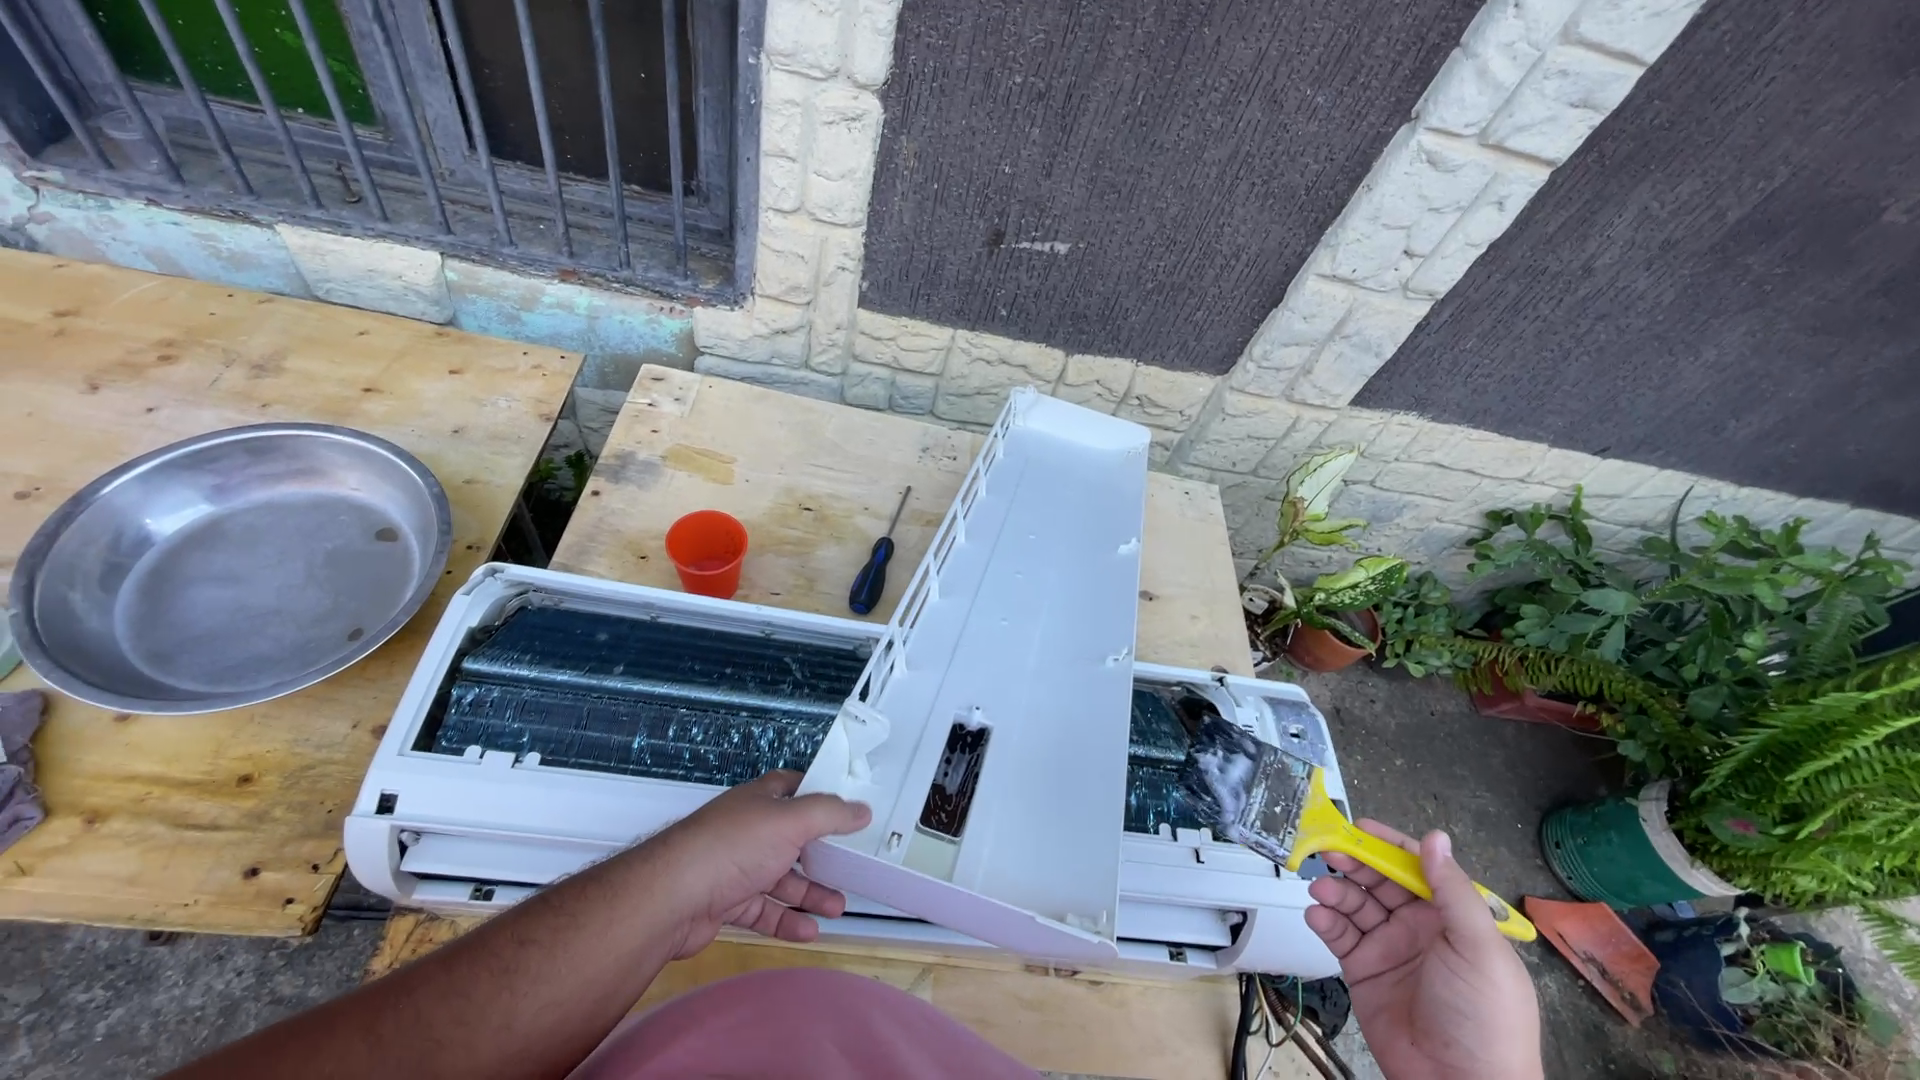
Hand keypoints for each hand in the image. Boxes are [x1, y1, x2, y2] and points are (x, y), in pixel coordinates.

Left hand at [641, 770, 870, 960]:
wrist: (672, 897)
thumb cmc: (735, 847)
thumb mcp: (791, 820)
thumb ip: (831, 814)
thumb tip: (863, 810)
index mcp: (761, 800)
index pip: (795, 788)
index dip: (821, 796)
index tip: (848, 811)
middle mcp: (748, 829)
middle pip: (792, 839)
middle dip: (821, 856)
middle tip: (849, 871)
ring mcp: (736, 867)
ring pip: (780, 879)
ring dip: (809, 893)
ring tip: (837, 908)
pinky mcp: (726, 902)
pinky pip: (764, 910)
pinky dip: (786, 920)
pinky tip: (808, 932)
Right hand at [1305, 820, 1541, 1079]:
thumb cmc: (1485, 1017)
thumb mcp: (1479, 948)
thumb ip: (1452, 891)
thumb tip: (1435, 838)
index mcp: (1452, 918)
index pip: (1417, 868)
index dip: (1389, 845)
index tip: (1360, 828)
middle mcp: (1419, 927)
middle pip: (1379, 880)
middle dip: (1354, 862)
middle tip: (1330, 852)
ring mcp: (1389, 947)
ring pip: (1355, 904)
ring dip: (1336, 891)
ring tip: (1323, 891)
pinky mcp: (1364, 970)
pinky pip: (1339, 935)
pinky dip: (1324, 921)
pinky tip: (1319, 916)